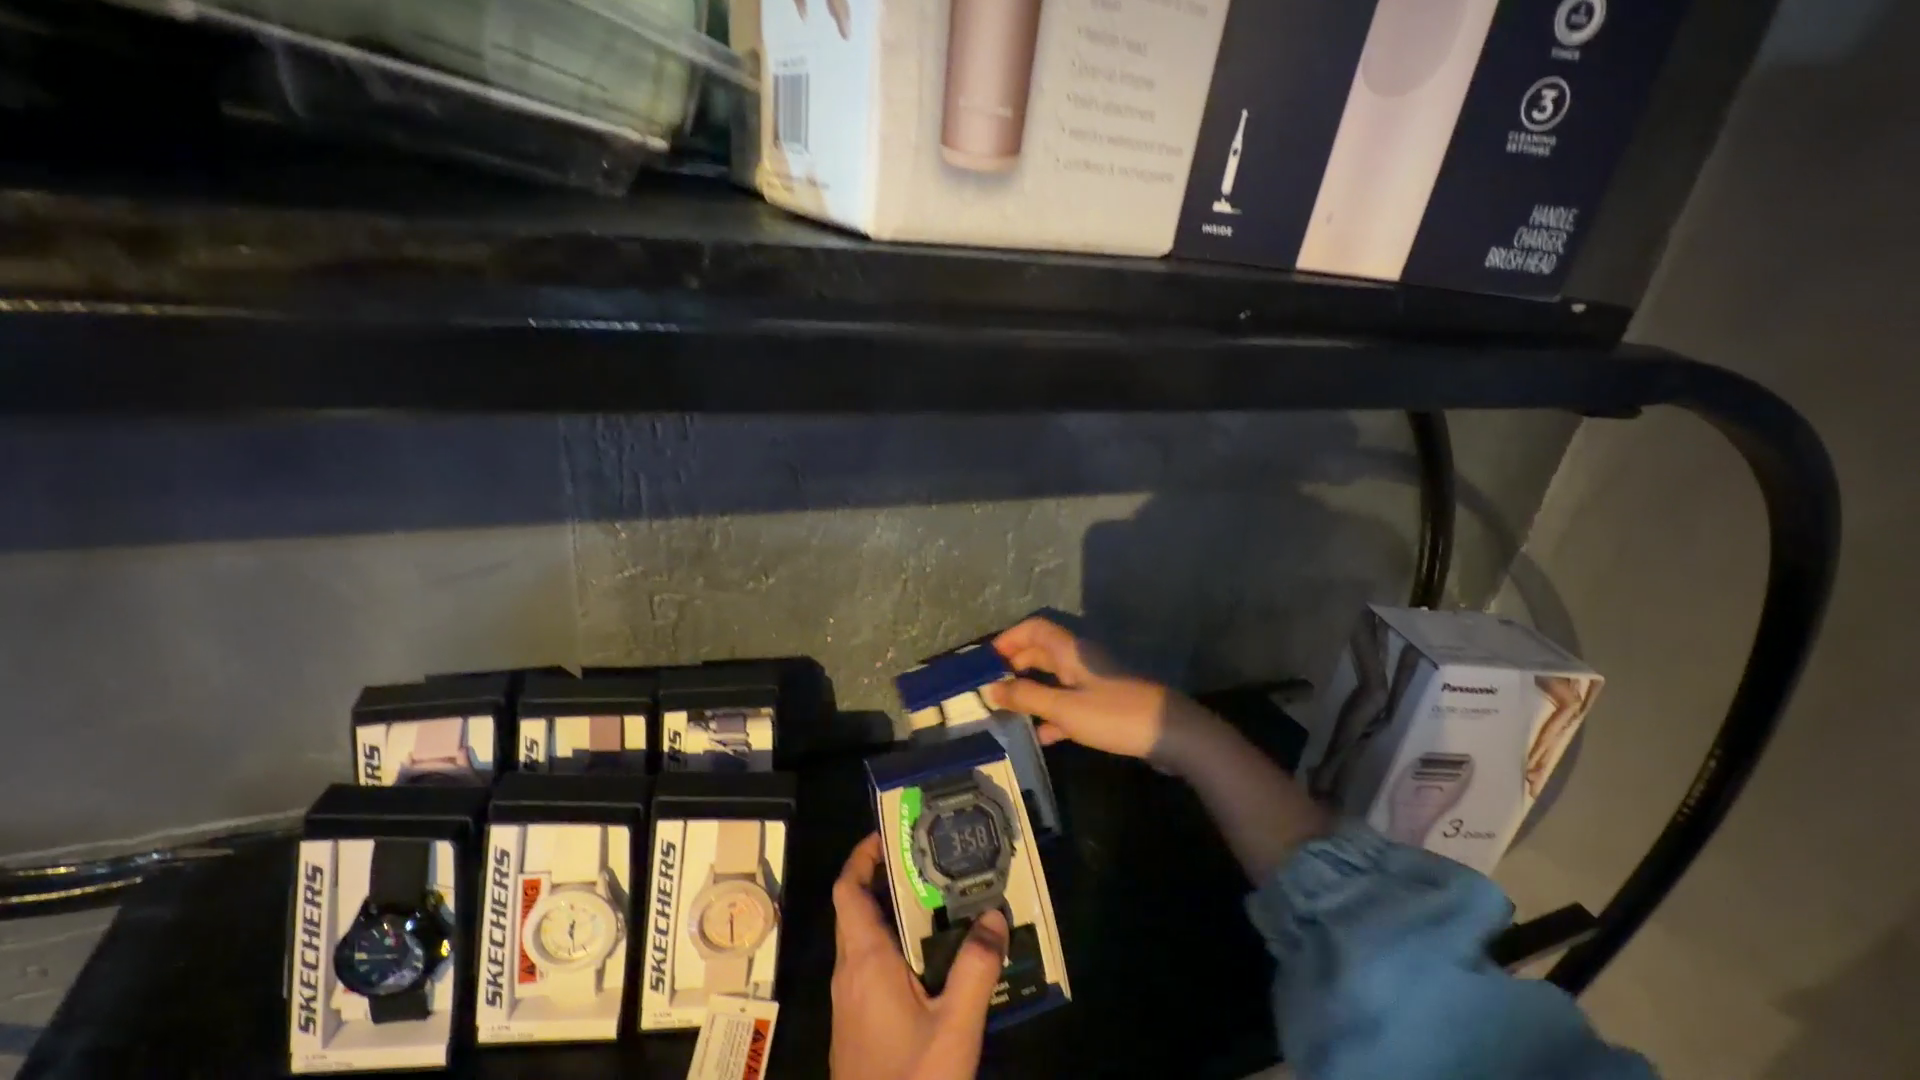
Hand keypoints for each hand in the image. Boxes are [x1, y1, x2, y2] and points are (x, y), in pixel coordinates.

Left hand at [830, 835, 1008, 1079]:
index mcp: (864, 961)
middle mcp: (848, 973)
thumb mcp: (955, 1028)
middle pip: (856, 909)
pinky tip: (934, 957)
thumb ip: (976, 969)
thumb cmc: (911, 1079)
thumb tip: (993, 915)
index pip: (847, 891)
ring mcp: (850, 1000)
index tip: (892, 834)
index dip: (862, 856)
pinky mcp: (859, 1023)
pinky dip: (896, 945)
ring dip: (895, 914)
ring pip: (865, 939)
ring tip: (940, 899)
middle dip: (888, 879)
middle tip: (931, 860)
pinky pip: (871, 966)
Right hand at [982, 617, 1205, 762]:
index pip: (1035, 628)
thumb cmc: (1115, 715)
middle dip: (1016, 664)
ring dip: (1032, 689)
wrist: (1172, 735)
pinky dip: (1052, 714)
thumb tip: (990, 688)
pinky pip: (1070, 703)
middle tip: (992, 685)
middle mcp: (1082, 661)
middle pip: (1043, 652)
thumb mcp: (1065, 708)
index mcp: (1072, 652)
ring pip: (1055, 679)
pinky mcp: (1105, 706)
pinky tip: (1041, 735)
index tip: (986, 659)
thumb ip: (1027, 697)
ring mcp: (1095, 683)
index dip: (1009, 638)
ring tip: (1008, 709)